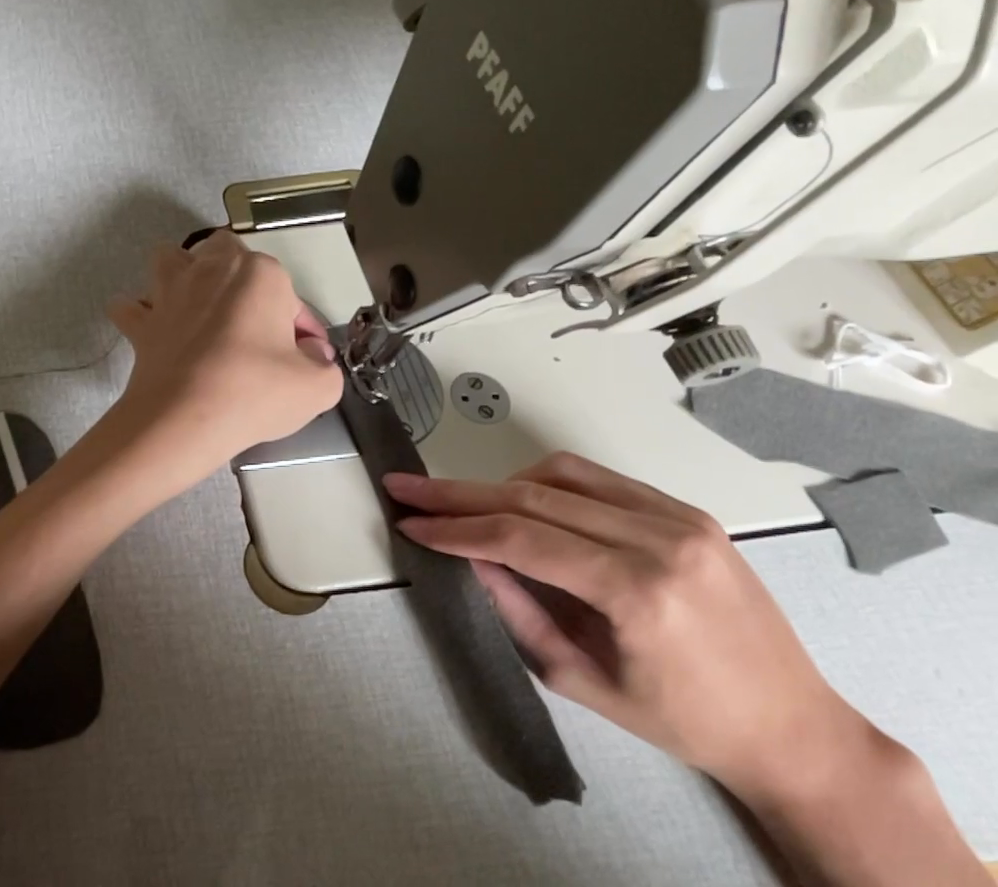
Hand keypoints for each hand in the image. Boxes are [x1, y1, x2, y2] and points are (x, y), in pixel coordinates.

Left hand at [106, 232, 343, 471]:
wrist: (184, 417)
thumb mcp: (317, 386)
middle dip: (240, 278)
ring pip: (170, 260)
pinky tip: (151, 329)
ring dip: (181, 275)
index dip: (302, 328)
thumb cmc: (254, 392)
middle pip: (226, 254)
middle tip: (252, 322)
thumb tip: (312, 355)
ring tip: (197, 305)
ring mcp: (170, 293)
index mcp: (260, 275)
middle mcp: (211, 271)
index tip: (307, 357)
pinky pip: (130, 308)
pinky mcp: (141, 323)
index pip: (291, 294)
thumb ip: (323, 365)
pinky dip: (138, 314)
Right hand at [382, 453, 874, 800]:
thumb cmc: (682, 719)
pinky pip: (600, 479)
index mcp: (637, 592)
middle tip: (407, 488)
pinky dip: (547, 483)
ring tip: (463, 504)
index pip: (520, 538)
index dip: (454, 528)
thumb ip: (517, 609)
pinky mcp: (690, 514)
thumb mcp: (579, 677)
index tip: (409, 522)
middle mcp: (662, 540)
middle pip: (532, 497)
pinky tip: (521, 501)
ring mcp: (681, 520)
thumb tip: (468, 557)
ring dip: (500, 483)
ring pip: (562, 474)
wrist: (792, 726)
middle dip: (458, 493)